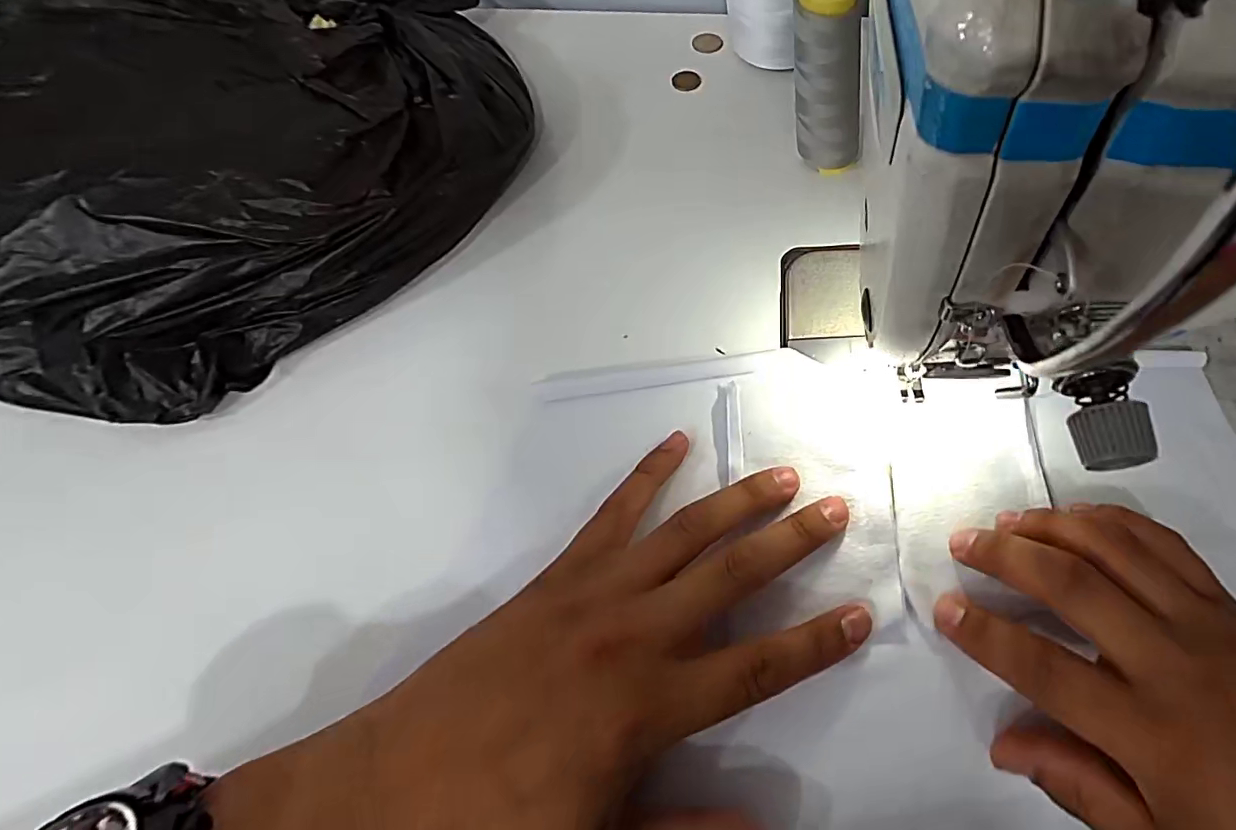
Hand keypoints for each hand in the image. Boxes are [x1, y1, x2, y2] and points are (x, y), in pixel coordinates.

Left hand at [208, 431, 871, 829]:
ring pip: (686, 531)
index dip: (816, 643)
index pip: (759, 668)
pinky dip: (647, 473)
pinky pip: (613, 513)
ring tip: (783, 474)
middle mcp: (635, 634)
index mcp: (650, 706)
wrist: (374, 801)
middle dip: (793, 540)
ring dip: (740, 499)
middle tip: (837, 510)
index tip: (860, 614)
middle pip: (734, 573)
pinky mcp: (559, 575)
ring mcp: (597, 593)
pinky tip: (675, 442)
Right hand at [934, 504, 1235, 829]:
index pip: (1047, 670)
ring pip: (1114, 548)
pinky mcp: (1224, 602)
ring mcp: (1202, 621)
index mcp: (1154, 735)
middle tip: (965, 542)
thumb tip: (1006, 742)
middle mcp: (1173, 663)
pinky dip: (1112, 519)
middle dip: (1007, 557)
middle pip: (1073, 586)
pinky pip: (1161, 542)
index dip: (986, 635)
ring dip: (1053, 525)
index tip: (946, 608)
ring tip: (1009, 519)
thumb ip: (1080, 785)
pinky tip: (1079, 515)